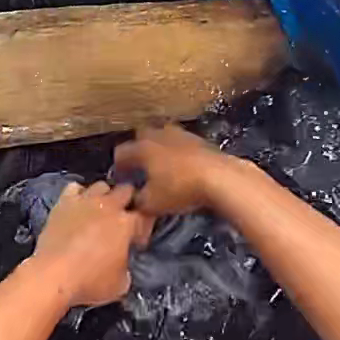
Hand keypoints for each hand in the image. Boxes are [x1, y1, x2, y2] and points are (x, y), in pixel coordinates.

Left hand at [29, 181, 152, 306]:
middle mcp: (108, 206)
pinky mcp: (64, 201)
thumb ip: (126, 266)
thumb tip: (122, 263)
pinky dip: (79, 194)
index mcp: (126, 224)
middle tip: (123, 218)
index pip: (145, 216)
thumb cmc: (91, 281)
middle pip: (126, 190)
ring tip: (100, 209)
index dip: (145, 226)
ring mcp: (85, 200)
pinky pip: (75, 187)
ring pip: (101, 185)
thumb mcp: (121, 283)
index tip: (138, 240)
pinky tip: (78, 206)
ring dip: (104, 195)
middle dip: (129, 201)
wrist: (54, 273)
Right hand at [111, 124, 256, 216]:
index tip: (120, 176)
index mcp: (143, 148)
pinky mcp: (201, 140)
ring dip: (160, 147)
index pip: (121, 152)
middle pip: (142, 135)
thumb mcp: (153, 203)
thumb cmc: (180, 188)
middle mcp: (159, 136)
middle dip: (138, 148)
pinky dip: (179, 152)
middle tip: (140, 165)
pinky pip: (183, 143)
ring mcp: (181, 135)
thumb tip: (133, 202)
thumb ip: (138, 202)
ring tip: (163, 164)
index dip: (118, 165)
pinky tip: (184, 166)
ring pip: (164, 135)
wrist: (221, 177)